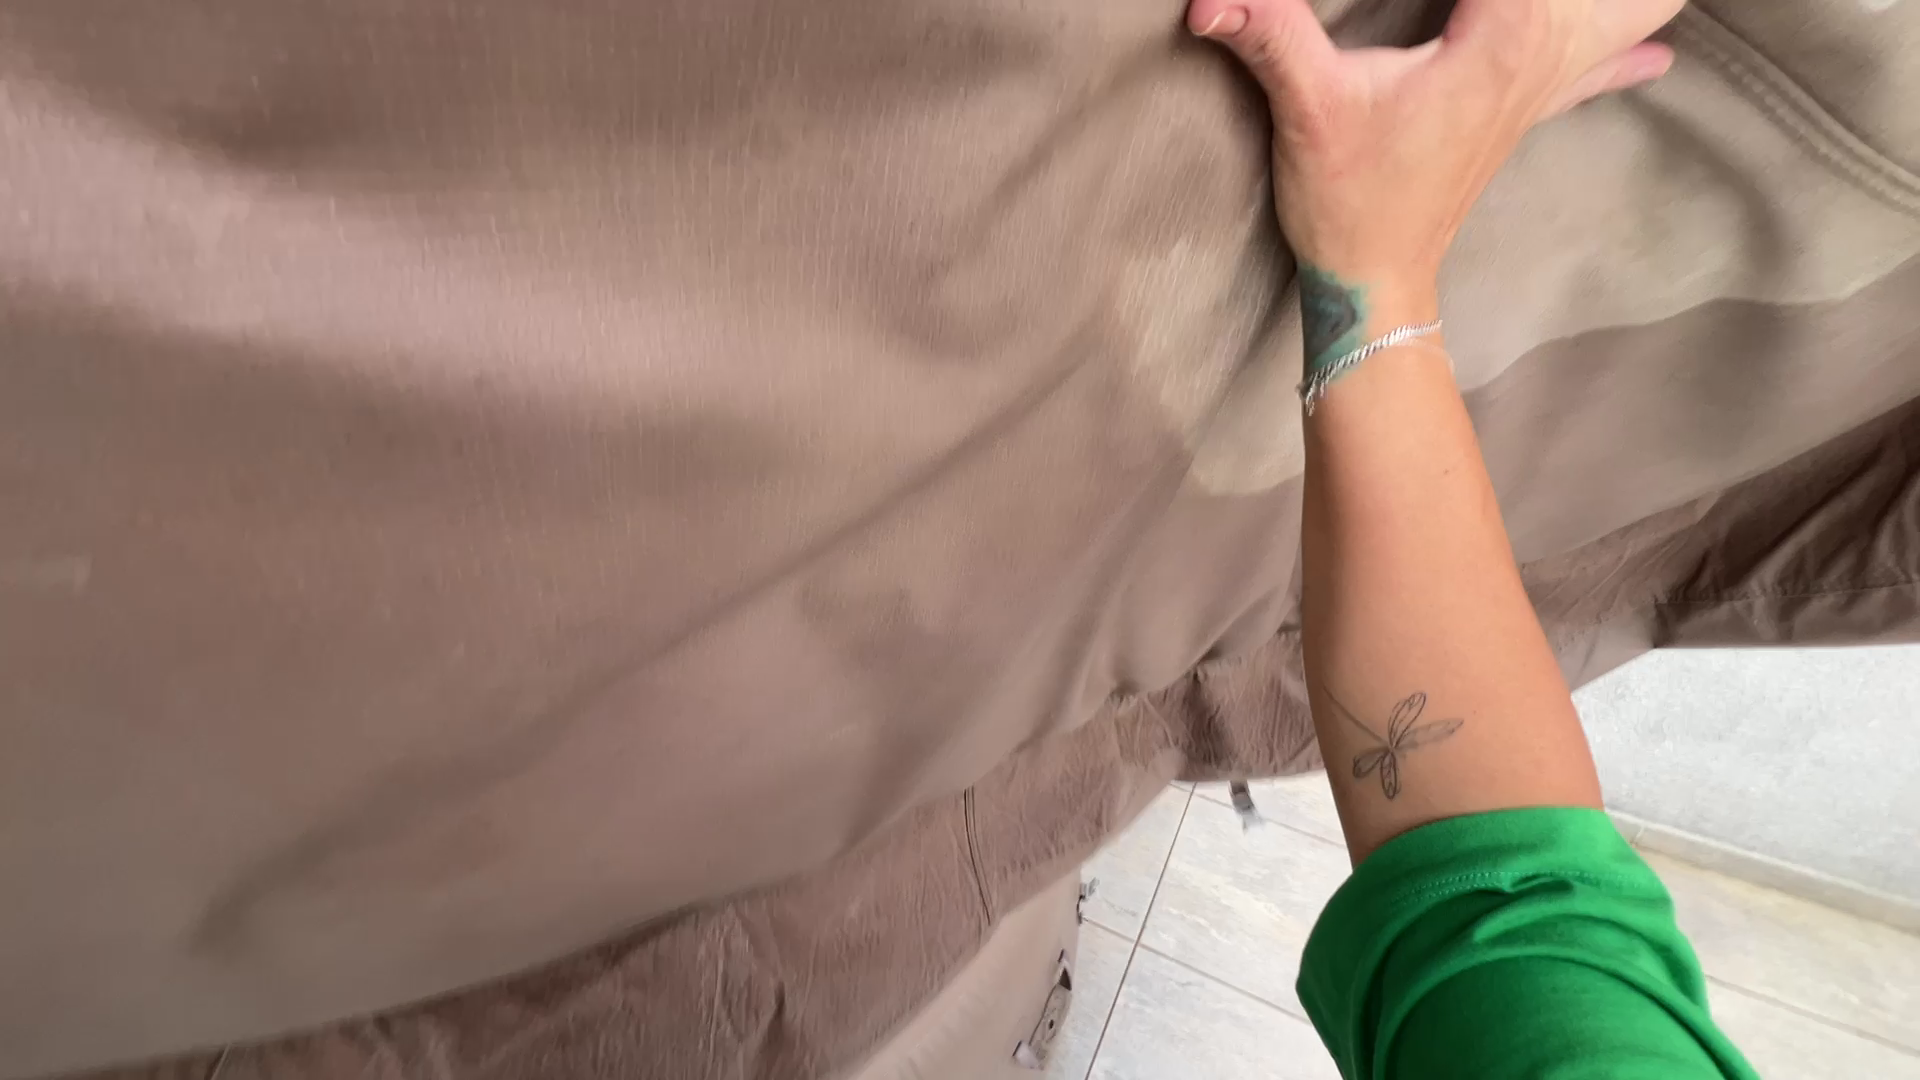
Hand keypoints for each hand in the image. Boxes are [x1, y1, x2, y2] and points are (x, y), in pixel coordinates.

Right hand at [1187, 0, 1681, 366]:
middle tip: (1475, 8)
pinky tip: (1656, 50)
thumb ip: (1270, 37)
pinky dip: (1627, 43)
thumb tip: (1207, 0)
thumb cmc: (1348, 202)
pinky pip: (1601, 63)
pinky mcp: (1522, 116)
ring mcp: (1541, 85)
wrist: (1374, 279)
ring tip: (1611, 4)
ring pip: (1636, 7)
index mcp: (1504, 31)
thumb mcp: (1308, 113)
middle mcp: (1543, 47)